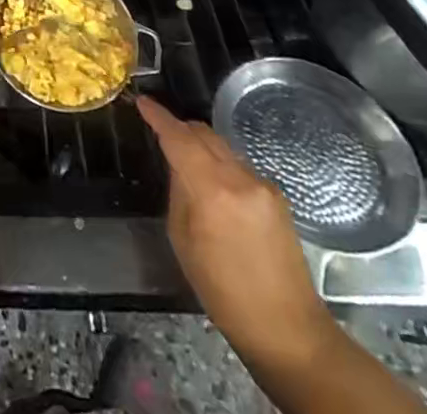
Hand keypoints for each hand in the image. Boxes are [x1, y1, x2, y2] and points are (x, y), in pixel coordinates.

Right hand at [138, 95, 426, 413]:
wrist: (284, 323)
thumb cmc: (222, 291)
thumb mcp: (183, 241)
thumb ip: (179, 192)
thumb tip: (177, 164)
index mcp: (212, 190)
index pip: (180, 139)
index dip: (158, 117)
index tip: (142, 102)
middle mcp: (240, 177)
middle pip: (204, 134)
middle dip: (180, 128)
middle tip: (159, 129)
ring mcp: (262, 183)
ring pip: (223, 147)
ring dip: (201, 145)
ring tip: (184, 160)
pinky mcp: (276, 193)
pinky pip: (239, 165)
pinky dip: (220, 164)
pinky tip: (214, 187)